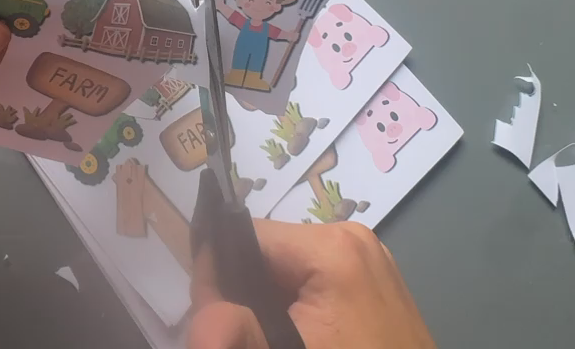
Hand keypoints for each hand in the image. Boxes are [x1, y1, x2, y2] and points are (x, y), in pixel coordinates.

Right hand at [189, 220, 434, 348]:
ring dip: (265, 302)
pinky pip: (313, 280)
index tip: (205, 316)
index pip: (243, 236)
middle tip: (239, 336)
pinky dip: (294, 308)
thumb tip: (197, 327)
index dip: (216, 275)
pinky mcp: (376, 282)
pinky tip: (298, 337)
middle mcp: (351, 236)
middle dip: (241, 293)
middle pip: (264, 251)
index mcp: (331, 245)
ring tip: (270, 338)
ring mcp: (368, 258)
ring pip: (285, 267)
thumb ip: (241, 334)